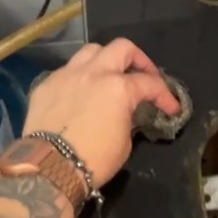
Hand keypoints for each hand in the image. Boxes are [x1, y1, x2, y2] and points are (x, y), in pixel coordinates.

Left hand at [23, 38, 179, 185]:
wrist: (48, 168)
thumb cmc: (94, 160)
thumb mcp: (124, 142)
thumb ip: (128, 117)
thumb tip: (126, 112)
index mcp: (119, 88)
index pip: (150, 83)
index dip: (165, 96)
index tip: (171, 108)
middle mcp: (94, 73)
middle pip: (122, 48)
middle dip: (139, 60)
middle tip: (143, 76)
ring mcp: (67, 75)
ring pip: (91, 50)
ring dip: (106, 59)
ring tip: (110, 75)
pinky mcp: (46, 84)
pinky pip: (68, 70)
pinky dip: (80, 77)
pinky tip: (81, 93)